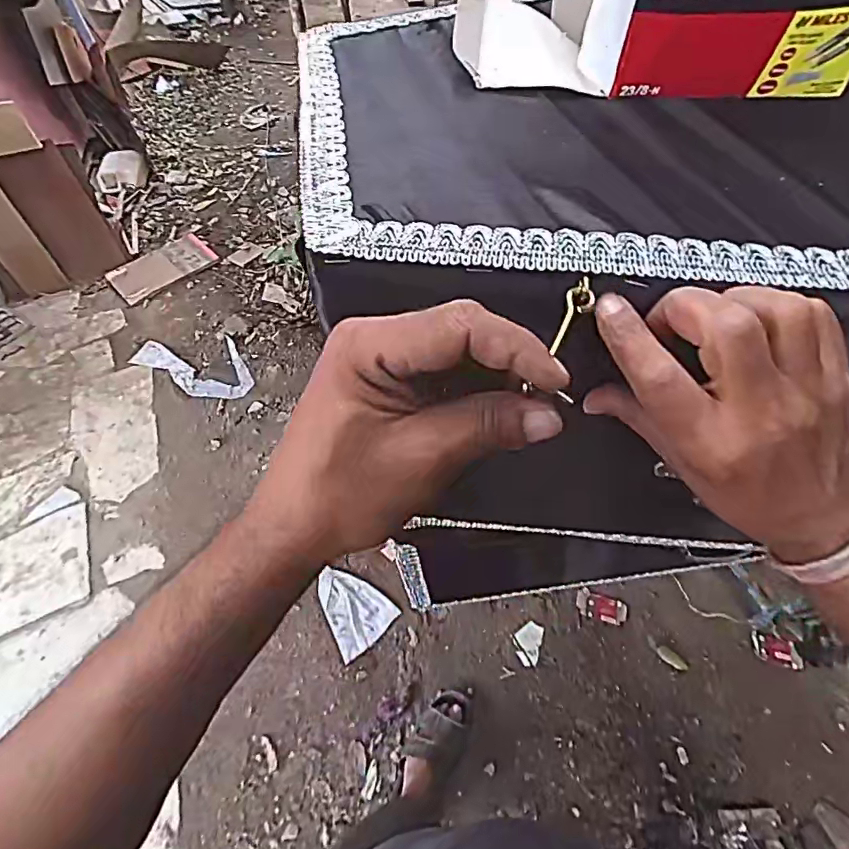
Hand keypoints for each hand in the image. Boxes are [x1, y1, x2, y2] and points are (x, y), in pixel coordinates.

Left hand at [244, 300, 569, 564]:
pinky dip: (476, 392)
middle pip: (461, 331)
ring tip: (528, 410)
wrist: (295, 524)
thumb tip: (543, 411)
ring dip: (497, 379)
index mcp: (367, 345)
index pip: (460, 324)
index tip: (553, 379)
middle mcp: (372, 340)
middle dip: (510, 362)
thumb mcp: (419, 458)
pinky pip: (444, 374)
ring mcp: (380, 359)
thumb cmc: (333, 494)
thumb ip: (485, 426)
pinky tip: (498, 412)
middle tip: (547, 397)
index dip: (516, 348)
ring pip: (458, 352)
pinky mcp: (389, 381)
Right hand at [583, 287, 848, 563]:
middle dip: (684, 307)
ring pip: (774, 309)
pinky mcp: (833, 374)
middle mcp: (760, 412)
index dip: (630, 336)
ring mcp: (804, 390)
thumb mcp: (677, 461)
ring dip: (731, 299)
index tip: (611, 312)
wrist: (817, 513)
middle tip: (671, 319)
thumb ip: (635, 415)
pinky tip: (755, 317)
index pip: (662, 378)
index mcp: (711, 441)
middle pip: (726, 327)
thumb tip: (598, 391)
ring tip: (713, 315)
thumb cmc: (747, 493)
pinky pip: (810, 311)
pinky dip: (774, 301)